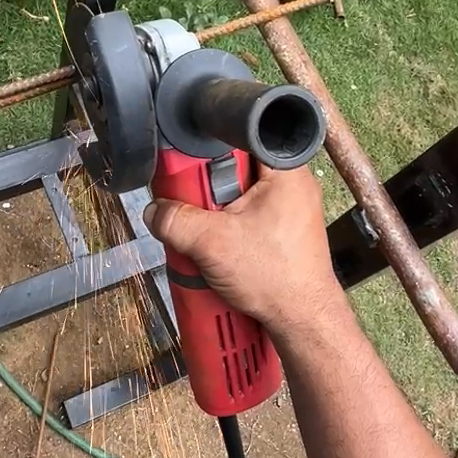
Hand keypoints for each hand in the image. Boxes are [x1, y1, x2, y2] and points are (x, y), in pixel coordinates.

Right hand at [144, 165, 347, 340]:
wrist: (302, 322)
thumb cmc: (277, 278)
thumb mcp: (212, 244)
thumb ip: (176, 221)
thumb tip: (154, 210)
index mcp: (284, 170)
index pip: (241, 135)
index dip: (210, 147)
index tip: (190, 164)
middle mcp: (291, 183)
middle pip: (235, 166)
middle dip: (208, 186)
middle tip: (194, 202)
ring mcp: (289, 208)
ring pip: (237, 194)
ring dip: (215, 211)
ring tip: (205, 229)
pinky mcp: (281, 230)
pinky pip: (245, 216)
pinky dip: (227, 228)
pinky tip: (216, 246)